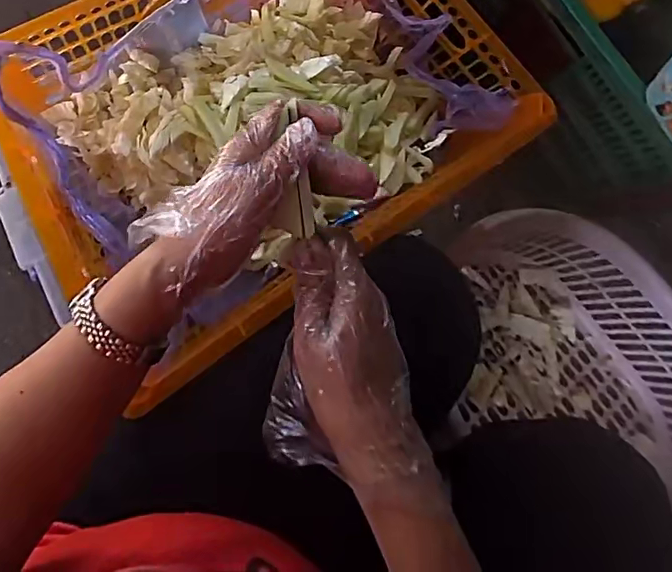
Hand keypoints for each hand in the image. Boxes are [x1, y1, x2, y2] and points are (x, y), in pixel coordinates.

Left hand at [130, 101, 377, 306]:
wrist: (187, 262)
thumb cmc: (219, 221)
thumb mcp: (256, 187)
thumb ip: (283, 158)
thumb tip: (308, 126)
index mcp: (250, 146)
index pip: (282, 115)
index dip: (311, 115)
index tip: (340, 128)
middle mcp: (254, 160)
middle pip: (298, 149)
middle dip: (333, 160)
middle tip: (367, 182)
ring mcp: (255, 186)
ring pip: (298, 174)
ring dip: (329, 181)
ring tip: (363, 196)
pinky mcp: (256, 210)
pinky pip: (290, 197)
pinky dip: (312, 201)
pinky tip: (329, 212)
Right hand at [288, 235, 436, 494]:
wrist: (376, 435)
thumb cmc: (336, 385)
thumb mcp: (310, 334)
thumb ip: (309, 288)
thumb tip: (304, 246)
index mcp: (358, 290)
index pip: (341, 242)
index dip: (317, 236)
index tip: (293, 240)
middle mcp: (375, 296)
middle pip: (347, 262)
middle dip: (319, 259)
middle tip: (289, 267)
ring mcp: (381, 316)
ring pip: (351, 283)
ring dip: (327, 281)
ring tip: (299, 290)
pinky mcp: (381, 334)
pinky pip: (357, 303)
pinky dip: (338, 301)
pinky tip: (320, 317)